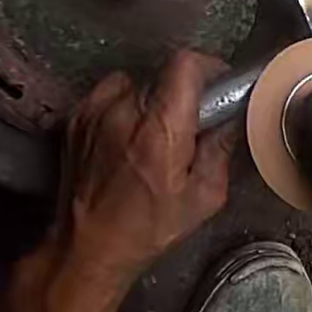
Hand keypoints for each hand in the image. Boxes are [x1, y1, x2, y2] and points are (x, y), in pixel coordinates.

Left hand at [7, 50, 236, 311]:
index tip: (217, 85)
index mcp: (159, 132)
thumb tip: (233, 116)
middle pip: (164, 74)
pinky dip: (126, 106)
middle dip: (184, 94)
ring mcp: (95, 111)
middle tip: (190, 124)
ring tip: (156, 132)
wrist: (87, 247)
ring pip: (138, 81)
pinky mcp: (77, 116)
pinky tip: (129, 135)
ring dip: (153, 99)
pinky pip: (112, 93)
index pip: (184, 65)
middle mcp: (123, 113)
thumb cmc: (148, 228)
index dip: (207, 67)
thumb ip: (221, 149)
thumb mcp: (203, 197)